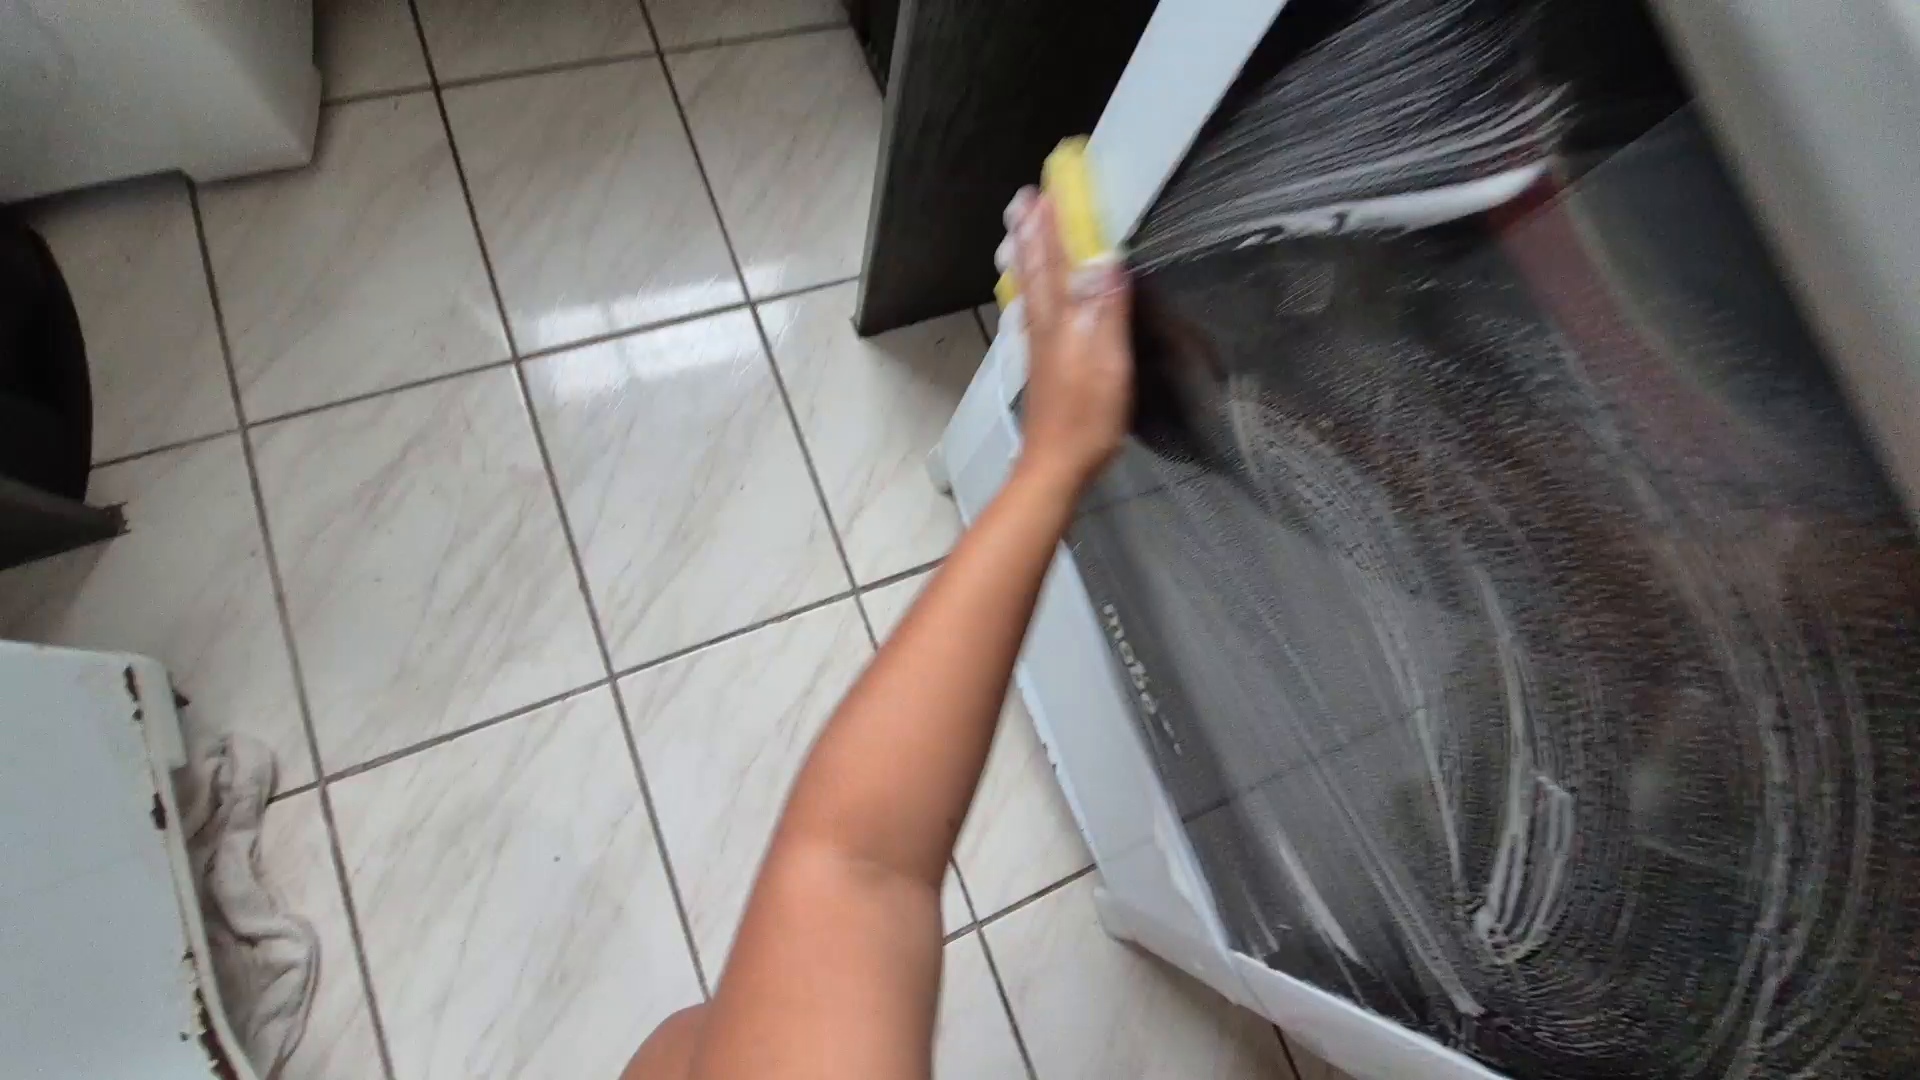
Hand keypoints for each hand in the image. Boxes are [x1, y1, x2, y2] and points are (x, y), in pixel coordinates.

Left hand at [1007, 187, 1133, 494]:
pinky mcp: (1044, 367)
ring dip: (1025, 259)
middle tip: (1021, 201)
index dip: (1052, 226)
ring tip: (1016, 234)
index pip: (1056, 263)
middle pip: (1035, 272)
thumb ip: (1104, 310)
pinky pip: (1032, 315)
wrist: (1056, 464)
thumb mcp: (1106, 362)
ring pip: (1029, 292)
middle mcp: (1044, 328)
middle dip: (1030, 235)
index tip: (1045, 188)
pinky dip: (1028, 293)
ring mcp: (1041, 348)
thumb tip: (1103, 257)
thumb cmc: (1087, 418)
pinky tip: (1026, 296)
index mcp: (1061, 321)